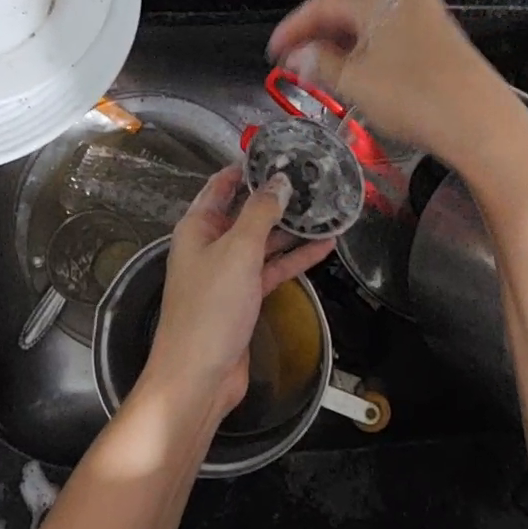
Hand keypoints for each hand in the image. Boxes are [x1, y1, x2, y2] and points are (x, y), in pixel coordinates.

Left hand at [139, 167, 334, 416]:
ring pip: (264, 241)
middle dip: (278, 197)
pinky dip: (295, 259)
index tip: (282, 153)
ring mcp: (228, 272)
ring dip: (293, 229)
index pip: (222, 185)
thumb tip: (279, 181)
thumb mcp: (238, 251)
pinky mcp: (244, 297)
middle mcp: (210, 244)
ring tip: (329, 209)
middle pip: (247, 212)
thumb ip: (260, 213)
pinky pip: (272, 269)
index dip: (249, 167)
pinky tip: (325, 247)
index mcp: (198, 227)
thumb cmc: (210, 308)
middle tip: (316, 180)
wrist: (198, 375)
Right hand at [266, 0, 527, 178]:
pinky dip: (372, 56)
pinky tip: (366, 80)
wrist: (484, 125)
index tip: (273, 51)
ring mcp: (432, 22)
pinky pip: (397, 41)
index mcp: (383, 2)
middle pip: (352, 12)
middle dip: (320, 37)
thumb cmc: (415, 100)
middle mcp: (409, 2)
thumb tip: (296, 54)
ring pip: (375, 28)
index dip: (294, 26)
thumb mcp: (356, 83)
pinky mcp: (447, 46)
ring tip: (326, 76)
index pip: (325, 3)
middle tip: (296, 64)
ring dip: (345, 48)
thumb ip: (319, 64)